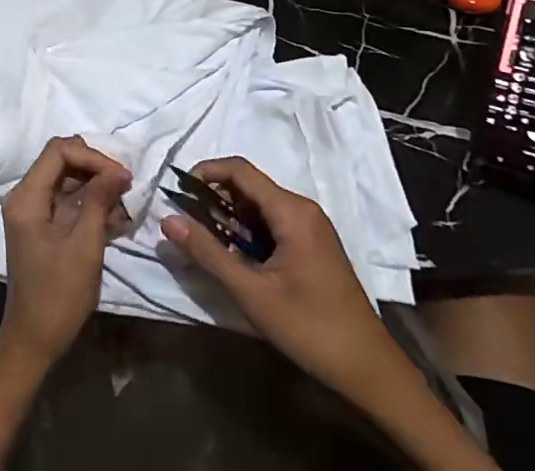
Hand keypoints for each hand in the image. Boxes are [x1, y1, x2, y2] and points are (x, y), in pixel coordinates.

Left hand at [0, 136, 131, 368]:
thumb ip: (99, 202)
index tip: (120, 175)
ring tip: (127, 205)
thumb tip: (118, 171)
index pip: (59, 151)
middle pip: (64, 161)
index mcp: (27, 198)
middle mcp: (27, 198)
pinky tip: (118, 219)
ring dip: (100, 188)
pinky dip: (95, 204)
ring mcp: (37, 212)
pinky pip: (72, 201)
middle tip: (127, 185)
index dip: (92, 156)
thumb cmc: (57, 295)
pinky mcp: (47, 226)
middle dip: (98, 169)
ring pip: (71, 180)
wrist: (34, 342)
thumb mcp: (84, 246)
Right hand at [162, 158, 495, 470]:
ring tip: (202, 241)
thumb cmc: (308, 327)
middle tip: (184, 223)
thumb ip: (208, 253)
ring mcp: (310, 226)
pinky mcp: (312, 244)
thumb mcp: (252, 292)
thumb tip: (168, 220)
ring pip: (260, 206)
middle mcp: (302, 208)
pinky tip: (233, 256)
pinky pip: (273, 223)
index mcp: (292, 211)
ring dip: (229, 217)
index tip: (176, 193)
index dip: (205, 173)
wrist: (366, 365)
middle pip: (249, 186)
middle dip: (213, 198)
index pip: (240, 170)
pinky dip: (248, 231)